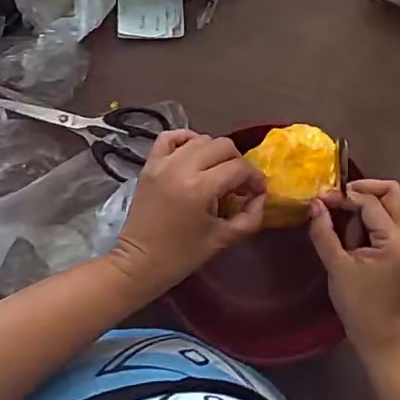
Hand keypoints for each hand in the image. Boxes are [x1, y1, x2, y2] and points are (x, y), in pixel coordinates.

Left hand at [109, 130, 266, 292]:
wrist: (139, 262)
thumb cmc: (182, 255)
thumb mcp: (223, 239)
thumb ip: (250, 217)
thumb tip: (260, 196)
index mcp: (200, 188)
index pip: (239, 168)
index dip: (255, 178)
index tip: (257, 192)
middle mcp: (181, 168)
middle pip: (223, 146)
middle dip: (237, 162)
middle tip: (238, 183)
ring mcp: (163, 163)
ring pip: (200, 139)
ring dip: (215, 153)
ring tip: (216, 173)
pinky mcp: (150, 164)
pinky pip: (170, 137)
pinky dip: (186, 139)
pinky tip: (194, 154)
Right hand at [307, 179, 399, 358]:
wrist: (378, 334)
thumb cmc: (358, 304)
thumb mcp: (337, 267)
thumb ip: (324, 232)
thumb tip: (314, 204)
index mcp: (394, 240)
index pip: (370, 202)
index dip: (343, 196)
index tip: (320, 198)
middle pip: (392, 192)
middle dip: (363, 189)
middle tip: (336, 197)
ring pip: (390, 203)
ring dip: (365, 202)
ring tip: (340, 217)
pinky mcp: (399, 246)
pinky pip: (386, 219)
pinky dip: (368, 216)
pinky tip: (349, 229)